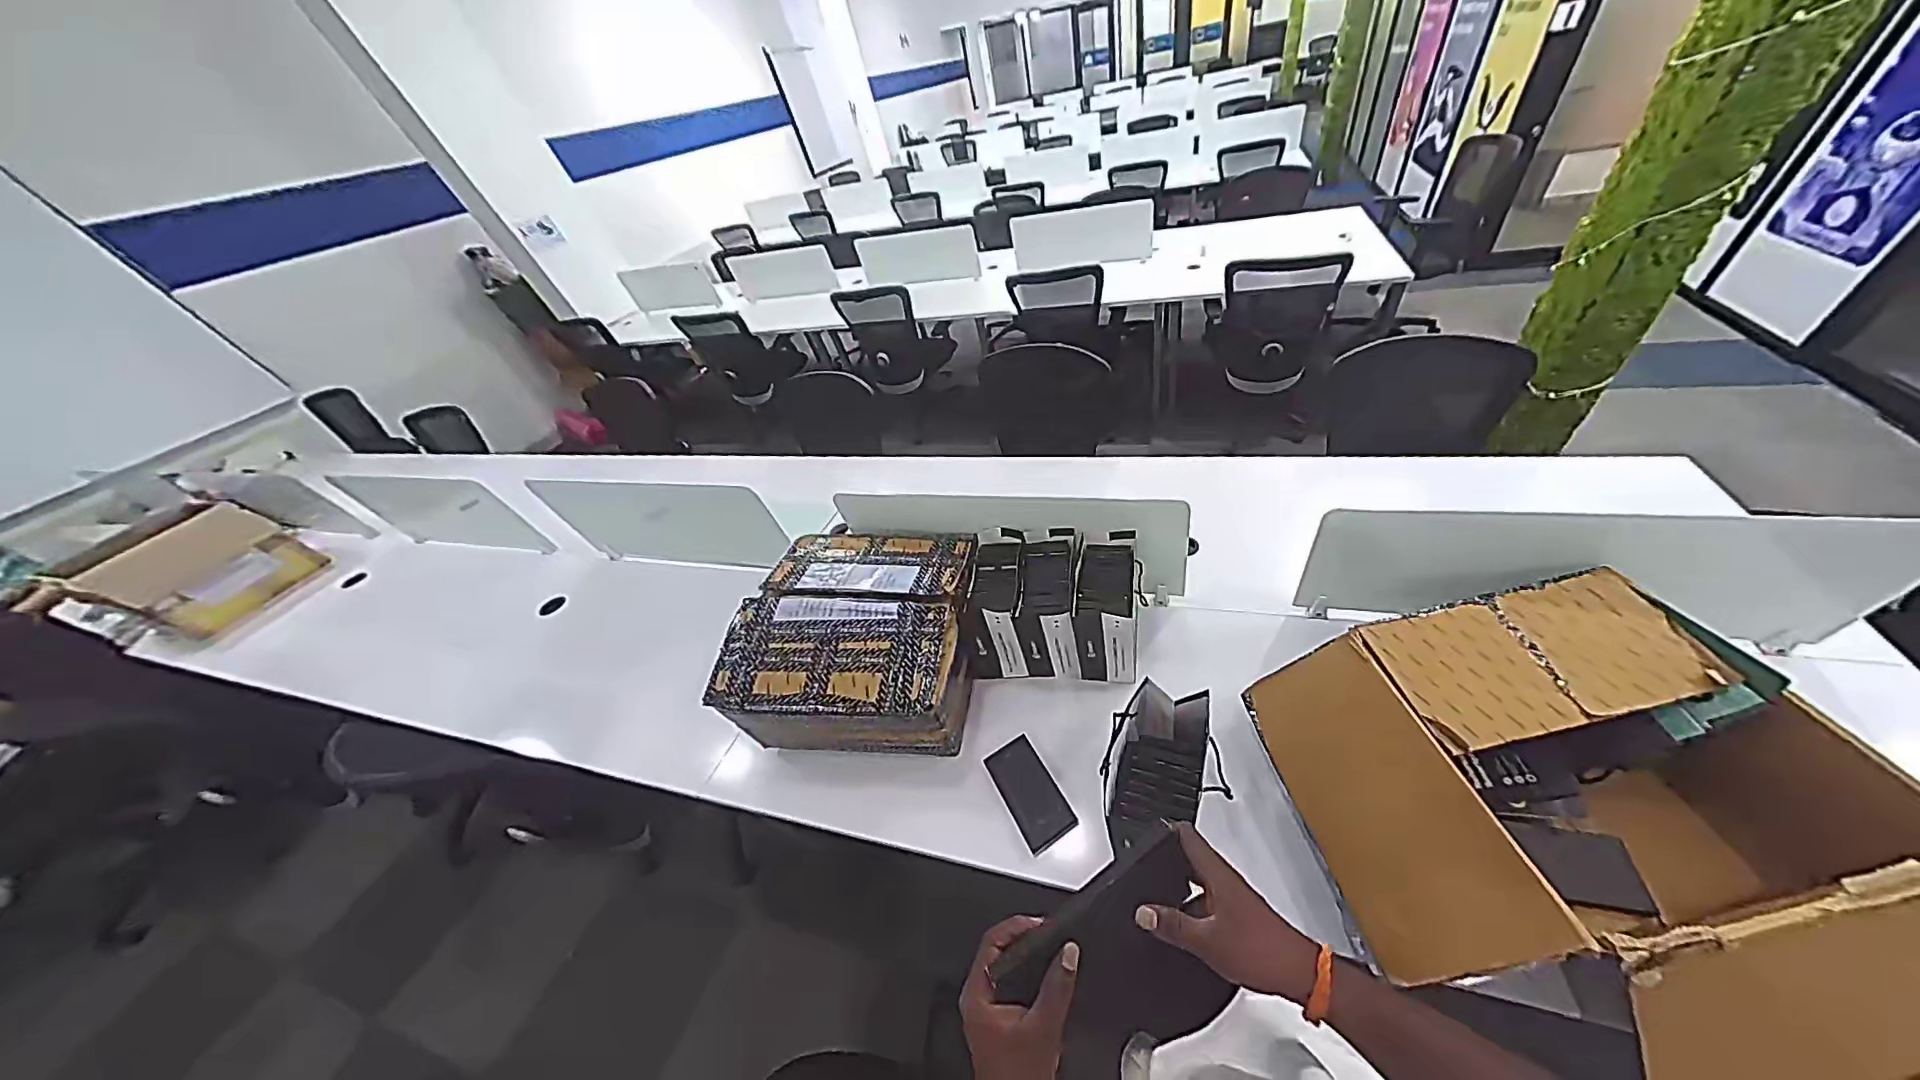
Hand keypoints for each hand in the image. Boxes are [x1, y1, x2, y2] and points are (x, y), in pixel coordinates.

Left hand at [960, 915, 1079, 1079]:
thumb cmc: (1019, 1077)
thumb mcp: (1043, 1027)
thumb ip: (1057, 987)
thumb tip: (1068, 954)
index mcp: (976, 994)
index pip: (991, 942)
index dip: (1015, 926)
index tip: (1038, 922)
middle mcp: (976, 997)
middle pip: (997, 950)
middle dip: (1023, 936)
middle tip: (1045, 930)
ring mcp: (985, 1007)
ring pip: (1004, 965)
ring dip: (1026, 954)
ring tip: (1046, 946)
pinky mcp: (997, 1016)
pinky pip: (1009, 980)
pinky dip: (1026, 971)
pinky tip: (1043, 973)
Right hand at [1134, 823, 1321, 1002]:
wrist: (1301, 974)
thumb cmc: (1264, 950)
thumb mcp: (1206, 940)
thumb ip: (1172, 925)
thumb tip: (1145, 913)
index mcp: (1218, 874)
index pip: (1188, 835)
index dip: (1166, 829)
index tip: (1149, 831)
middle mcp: (1226, 879)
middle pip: (1191, 858)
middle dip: (1168, 862)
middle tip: (1148, 869)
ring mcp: (1234, 896)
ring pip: (1199, 882)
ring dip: (1181, 889)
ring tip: (1162, 905)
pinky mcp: (1240, 914)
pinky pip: (1209, 902)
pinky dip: (1194, 910)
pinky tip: (1187, 930)